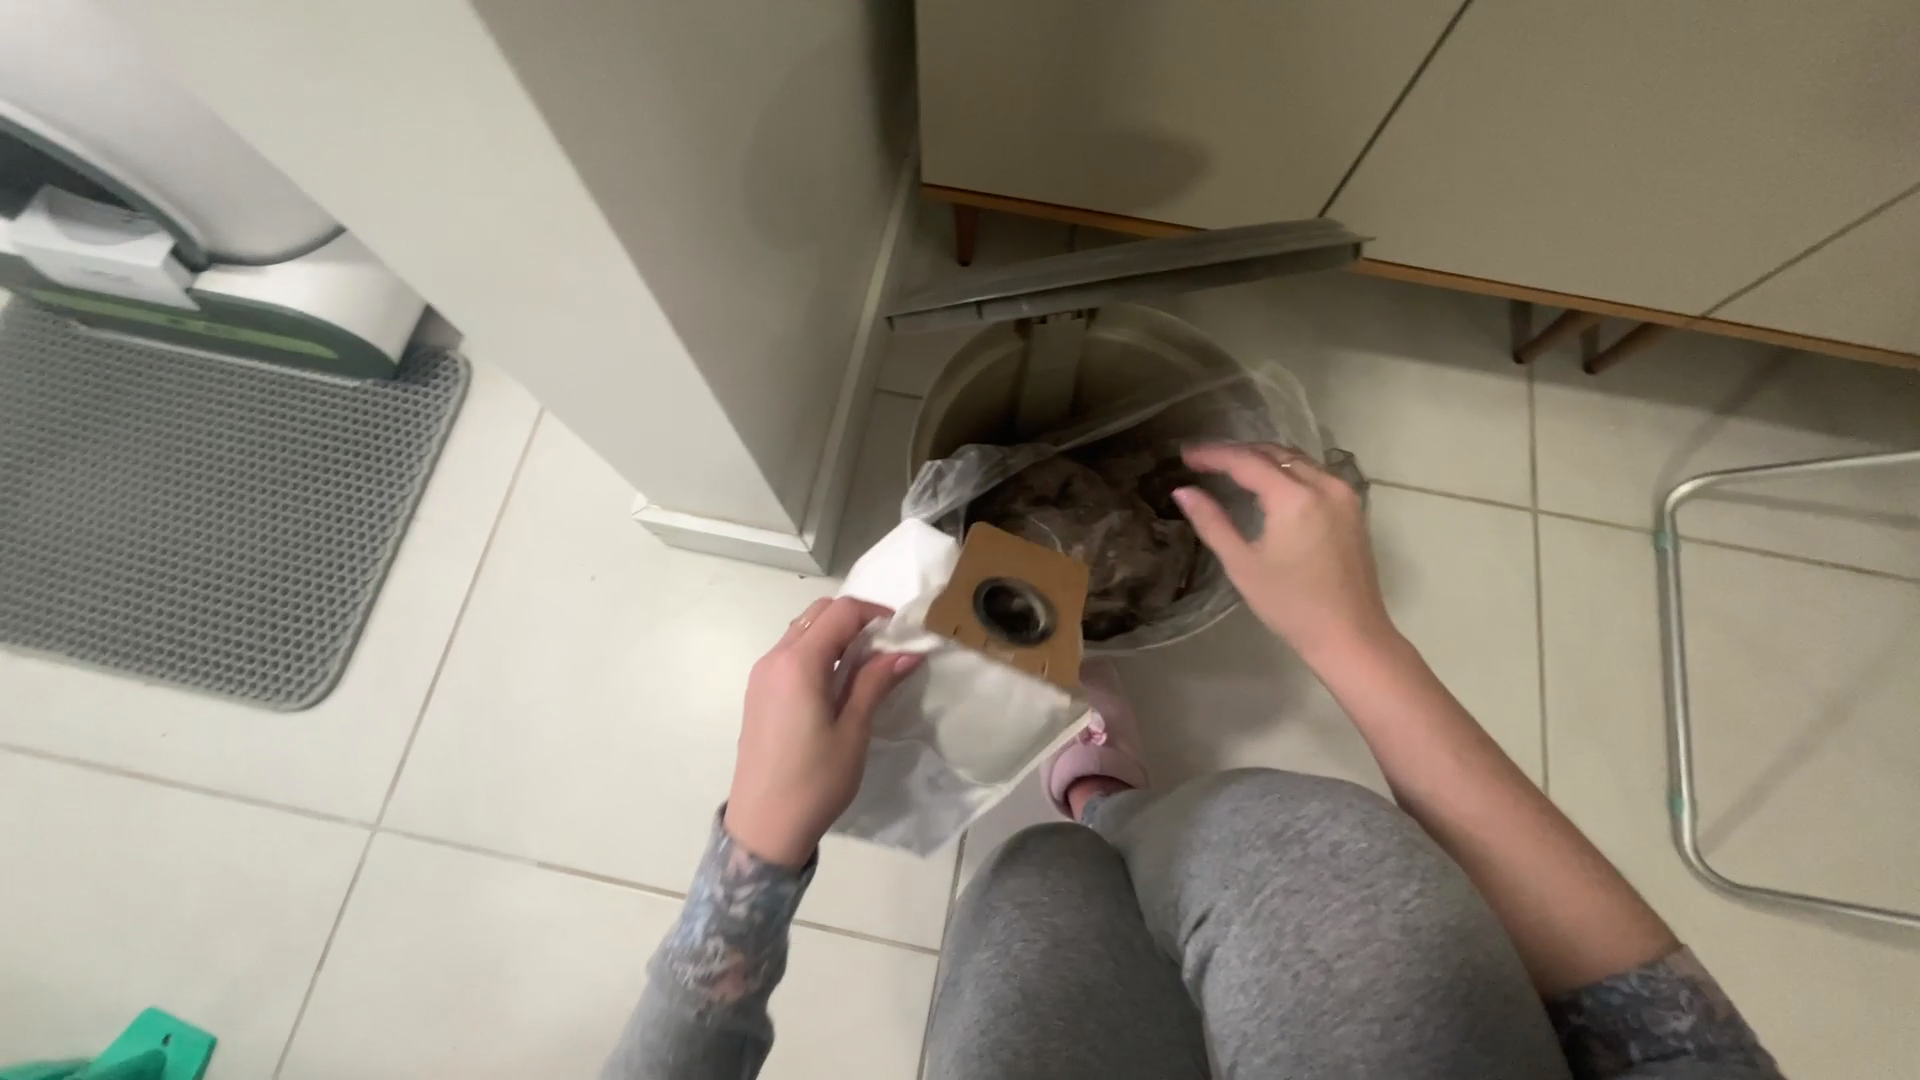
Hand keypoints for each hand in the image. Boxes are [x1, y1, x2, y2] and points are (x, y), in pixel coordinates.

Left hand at [725, 596, 921, 868]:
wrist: (763, 828)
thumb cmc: (815, 782)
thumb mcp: (853, 730)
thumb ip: (876, 682)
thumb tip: (907, 652)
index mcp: (798, 664)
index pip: (841, 612)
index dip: (875, 614)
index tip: (902, 634)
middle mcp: (774, 659)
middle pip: (818, 613)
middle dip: (855, 619)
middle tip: (887, 646)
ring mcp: (762, 675)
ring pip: (803, 630)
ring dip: (836, 634)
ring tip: (867, 664)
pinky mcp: (758, 692)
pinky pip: (791, 652)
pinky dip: (819, 651)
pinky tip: (838, 681)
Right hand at [1172, 443, 1394, 660]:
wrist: (1350, 634)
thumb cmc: (1289, 604)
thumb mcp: (1242, 564)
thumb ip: (1211, 522)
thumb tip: (1183, 491)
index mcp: (1294, 498)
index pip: (1246, 461)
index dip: (1213, 455)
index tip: (1185, 455)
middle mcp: (1324, 485)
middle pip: (1274, 453)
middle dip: (1236, 452)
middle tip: (1203, 459)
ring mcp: (1343, 495)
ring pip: (1296, 460)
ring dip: (1262, 458)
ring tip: (1228, 467)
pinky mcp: (1352, 508)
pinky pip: (1313, 474)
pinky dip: (1284, 470)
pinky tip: (1265, 483)